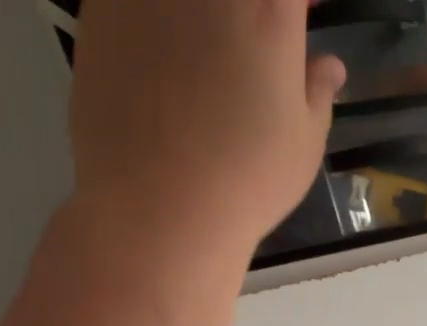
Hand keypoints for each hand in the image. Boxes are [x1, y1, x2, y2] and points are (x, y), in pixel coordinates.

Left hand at [68, 0, 345, 249]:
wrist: (156, 206)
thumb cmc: (248, 178)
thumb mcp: (304, 141)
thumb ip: (316, 90)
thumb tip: (327, 65)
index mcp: (269, 8)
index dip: (299, 0)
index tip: (306, 12)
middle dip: (254, 7)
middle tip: (258, 33)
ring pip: (186, 0)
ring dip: (202, 16)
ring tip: (209, 50)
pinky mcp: (99, 8)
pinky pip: (136, 1)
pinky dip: (157, 18)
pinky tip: (164, 54)